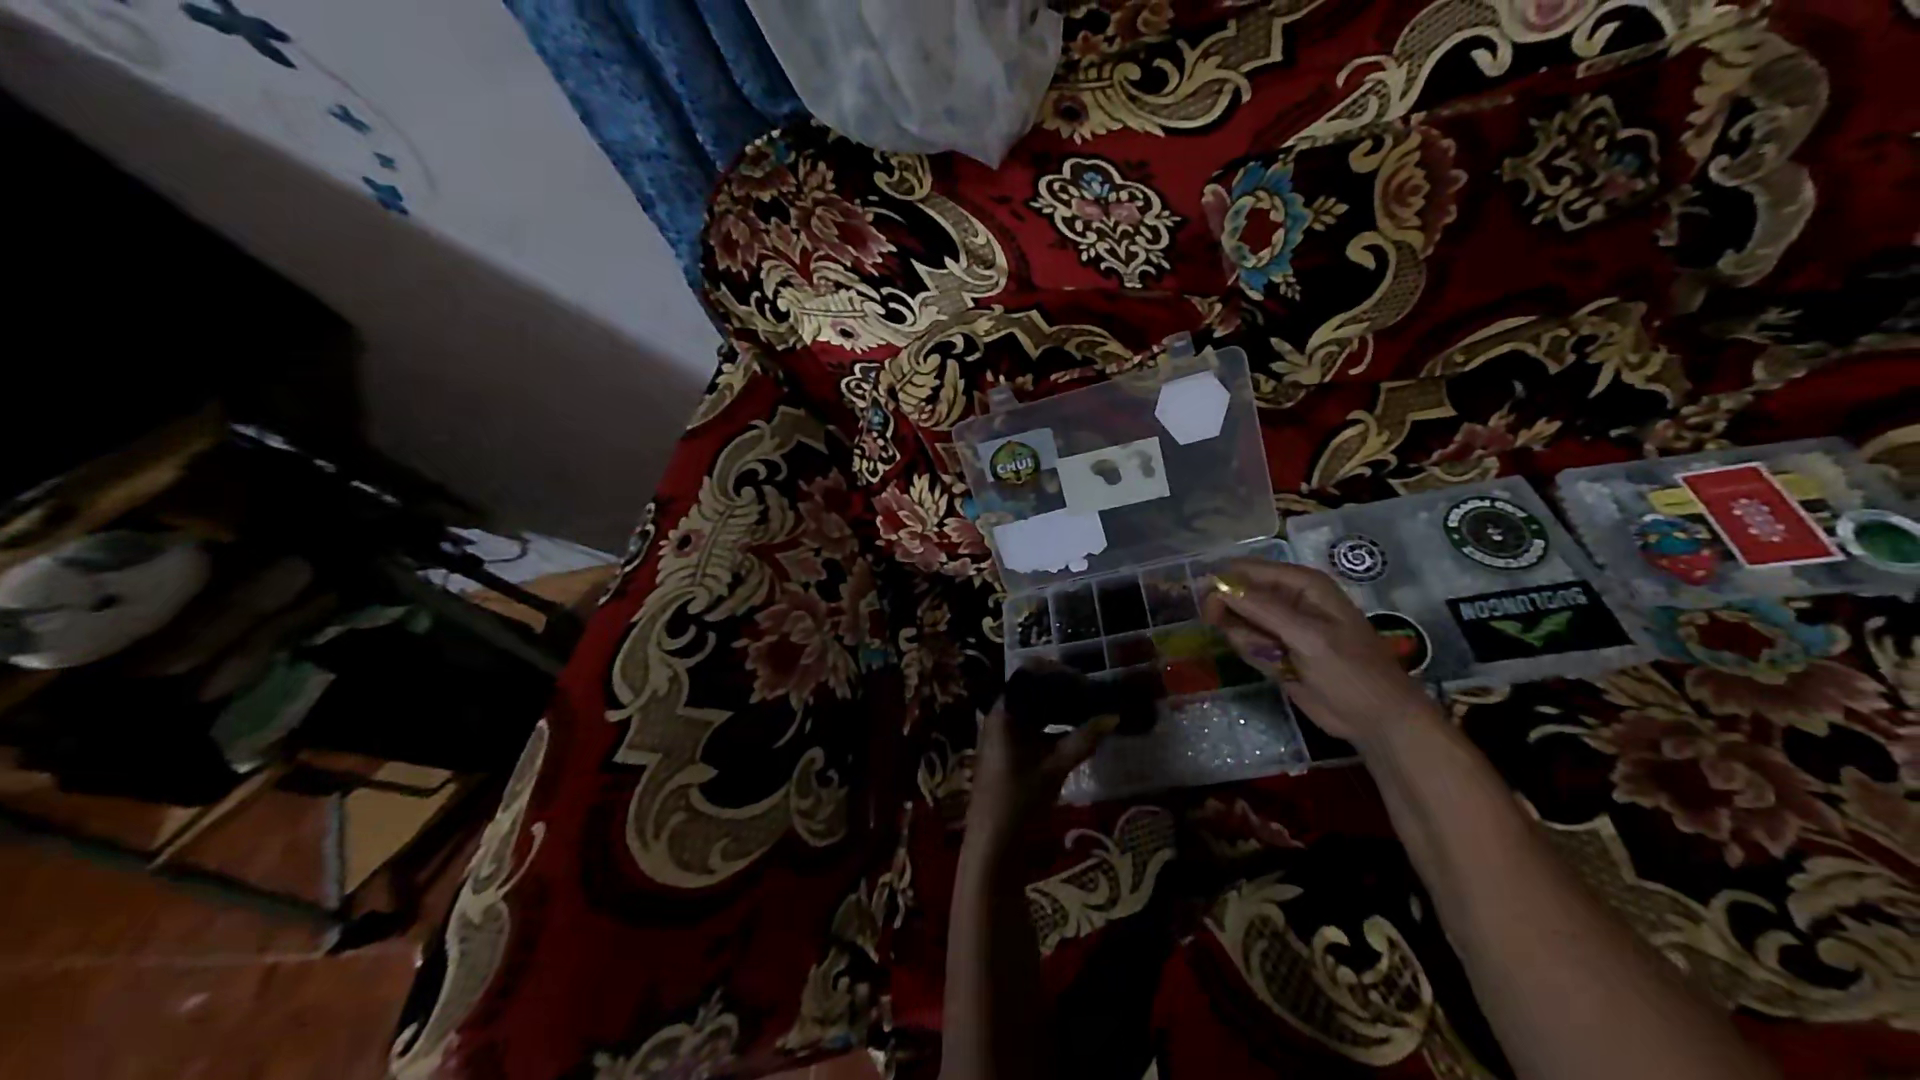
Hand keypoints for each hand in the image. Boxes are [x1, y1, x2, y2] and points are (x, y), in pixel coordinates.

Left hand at [966, 677, 1112, 849]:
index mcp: (1005, 712)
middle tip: (1093, 696)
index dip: (1057, 672)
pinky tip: (1075, 733)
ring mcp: (1001, 732)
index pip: (1029, 674)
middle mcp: (1000, 715)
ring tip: (1090, 712)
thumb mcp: (1055, 767)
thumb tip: (1112, 716)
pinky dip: (1052, 726)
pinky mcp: (1007, 748)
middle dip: (1063, 690)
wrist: (993, 839)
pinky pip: (1031, 726)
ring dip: (1059, 709)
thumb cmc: (1020, 799)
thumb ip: (1083, 740)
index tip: (1085, 680)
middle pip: (1032, 690)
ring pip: (1033, 709)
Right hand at [1201, 558, 1437, 744]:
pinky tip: (1279, 670)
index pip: (1246, 571)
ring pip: (1237, 621)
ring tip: (1276, 660)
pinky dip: (1254, 655)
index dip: (1223, 586)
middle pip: (1236, 594)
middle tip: (1251, 643)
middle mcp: (1287, 598)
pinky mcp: (1274, 649)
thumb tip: (1218, 587)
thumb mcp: (1308, 637)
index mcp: (1301, 584)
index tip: (1210, 612)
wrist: (1376, 718)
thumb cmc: (1351, 671)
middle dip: (1234, 618)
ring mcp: (1279, 625)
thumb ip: (1262, 610)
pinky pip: (1245, 643)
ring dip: (1247, 641)